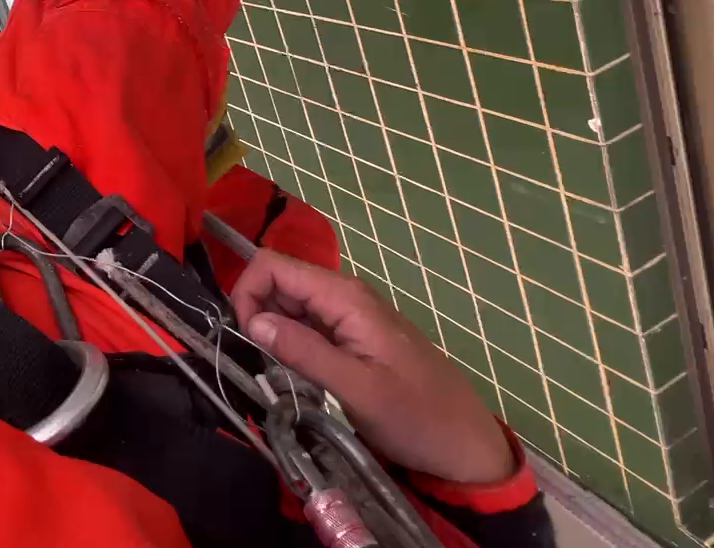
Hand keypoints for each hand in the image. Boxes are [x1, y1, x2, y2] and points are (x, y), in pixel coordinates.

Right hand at [233, 249, 515, 483]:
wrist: (468, 448)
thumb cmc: (418, 417)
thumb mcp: (360, 389)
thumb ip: (304, 352)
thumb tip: (252, 322)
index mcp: (344, 296)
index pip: (273, 265)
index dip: (248, 291)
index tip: (245, 335)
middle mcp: (342, 294)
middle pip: (278, 281)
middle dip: (256, 311)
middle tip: (259, 358)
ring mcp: (346, 314)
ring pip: (287, 302)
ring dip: (271, 328)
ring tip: (276, 368)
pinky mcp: (349, 334)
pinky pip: (304, 323)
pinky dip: (288, 340)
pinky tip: (294, 370)